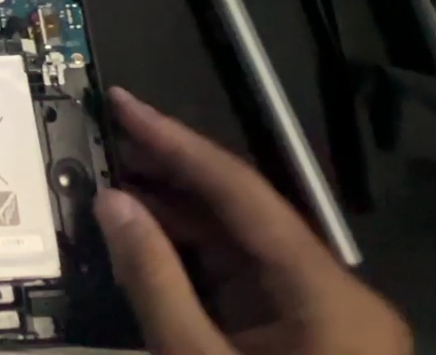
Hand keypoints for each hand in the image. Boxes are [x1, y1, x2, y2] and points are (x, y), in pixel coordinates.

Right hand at [95, 87, 410, 354]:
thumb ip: (152, 278)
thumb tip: (112, 200)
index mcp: (326, 294)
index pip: (239, 190)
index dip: (175, 140)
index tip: (123, 103)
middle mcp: (332, 292)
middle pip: (240, 212)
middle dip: (168, 175)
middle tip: (103, 142)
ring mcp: (321, 317)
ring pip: (236, 243)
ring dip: (172, 215)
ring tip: (109, 188)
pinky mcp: (303, 338)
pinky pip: (238, 277)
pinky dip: (187, 256)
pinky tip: (142, 242)